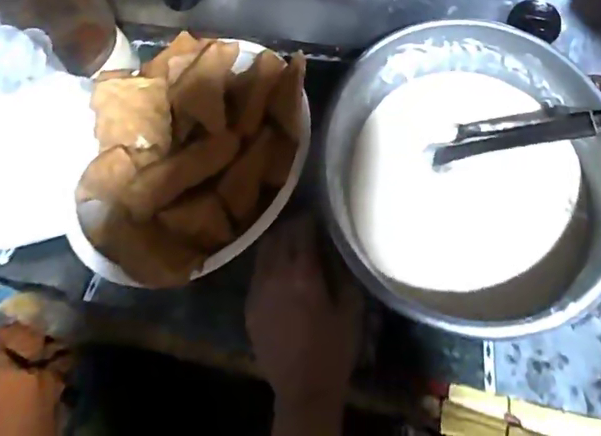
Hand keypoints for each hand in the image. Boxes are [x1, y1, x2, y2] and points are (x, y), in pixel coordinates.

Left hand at [245, 215, 362, 418]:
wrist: (303, 391)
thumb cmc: (334, 346)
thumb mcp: (351, 303)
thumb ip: (342, 268)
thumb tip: (336, 242)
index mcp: (303, 272)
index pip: (302, 227)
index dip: (312, 215)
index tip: (322, 210)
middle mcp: (275, 276)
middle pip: (278, 233)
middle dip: (293, 223)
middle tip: (309, 222)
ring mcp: (258, 292)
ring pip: (263, 250)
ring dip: (278, 239)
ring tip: (294, 240)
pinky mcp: (249, 308)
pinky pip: (257, 272)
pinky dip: (269, 261)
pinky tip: (282, 267)